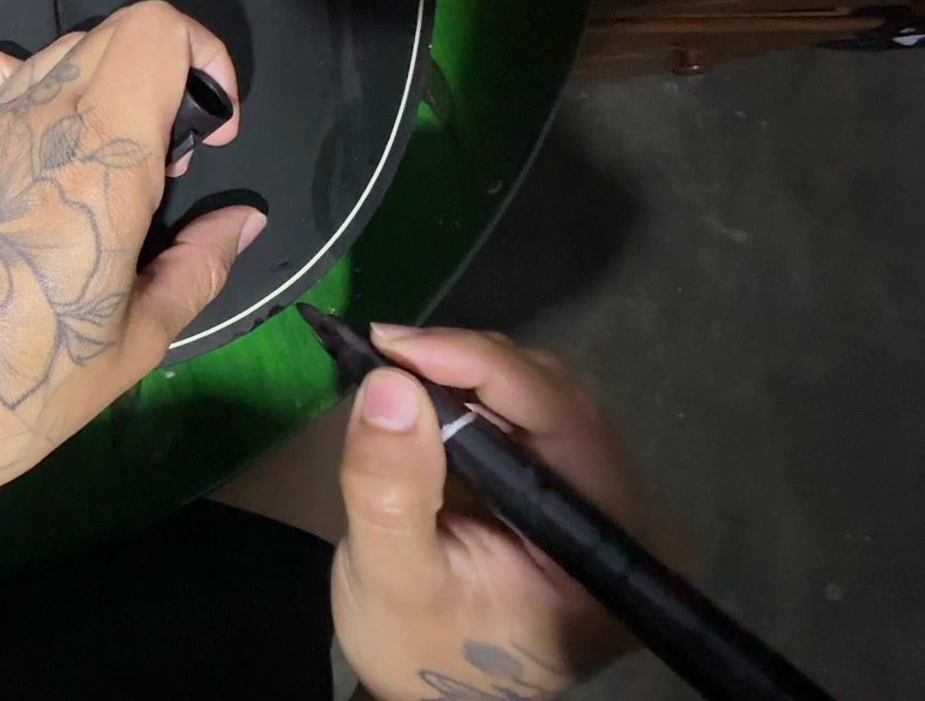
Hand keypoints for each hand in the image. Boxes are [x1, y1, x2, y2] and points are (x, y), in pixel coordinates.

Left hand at [0, 0, 264, 624]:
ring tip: (114, 161)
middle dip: (169, 75)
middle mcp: (41, 120)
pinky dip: (44, 79)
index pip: (155, 32)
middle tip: (168, 163)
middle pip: (120, 29)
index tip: (212, 132)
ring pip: (70, 46)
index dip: (205, 59)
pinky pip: (4, 69)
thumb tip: (247, 218)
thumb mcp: (142, 334)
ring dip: (113, 81)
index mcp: (100, 161)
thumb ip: (203, 261)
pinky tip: (51, 140)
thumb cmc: (36, 380)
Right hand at [333, 327, 677, 700]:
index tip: (387, 343)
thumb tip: (388, 383)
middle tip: (379, 353)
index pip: (559, 418)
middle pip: (554, 394)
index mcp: (616, 547)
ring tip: (392, 373)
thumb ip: (390, 486)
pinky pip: (519, 410)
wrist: (426, 691)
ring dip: (460, 370)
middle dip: (462, 361)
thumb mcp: (391, 572)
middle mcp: (629, 514)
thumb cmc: (416, 646)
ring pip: (538, 392)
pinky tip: (418, 394)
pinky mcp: (560, 487)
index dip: (475, 364)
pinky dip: (462, 388)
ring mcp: (598, 499)